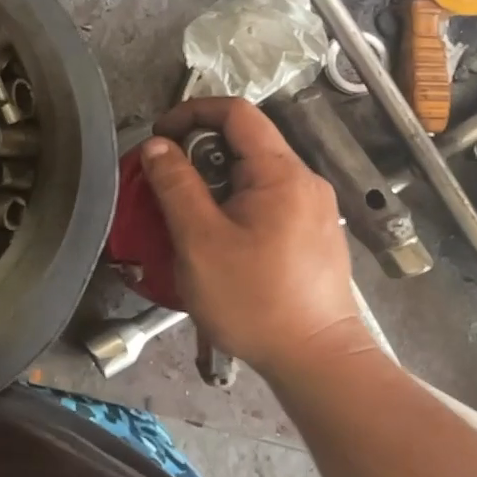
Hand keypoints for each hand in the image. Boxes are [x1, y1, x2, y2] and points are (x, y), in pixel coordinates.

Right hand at [139, 98, 372, 379]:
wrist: (318, 363)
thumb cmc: (256, 300)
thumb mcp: (200, 240)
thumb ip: (175, 185)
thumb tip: (157, 145)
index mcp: (282, 174)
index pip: (236, 112)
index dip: (191, 113)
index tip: (159, 139)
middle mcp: (304, 183)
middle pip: (244, 142)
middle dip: (196, 154)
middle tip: (163, 184)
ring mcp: (312, 210)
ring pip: (251, 174)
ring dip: (210, 183)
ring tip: (181, 217)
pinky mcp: (311, 236)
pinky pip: (263, 200)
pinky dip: (230, 204)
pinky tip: (214, 240)